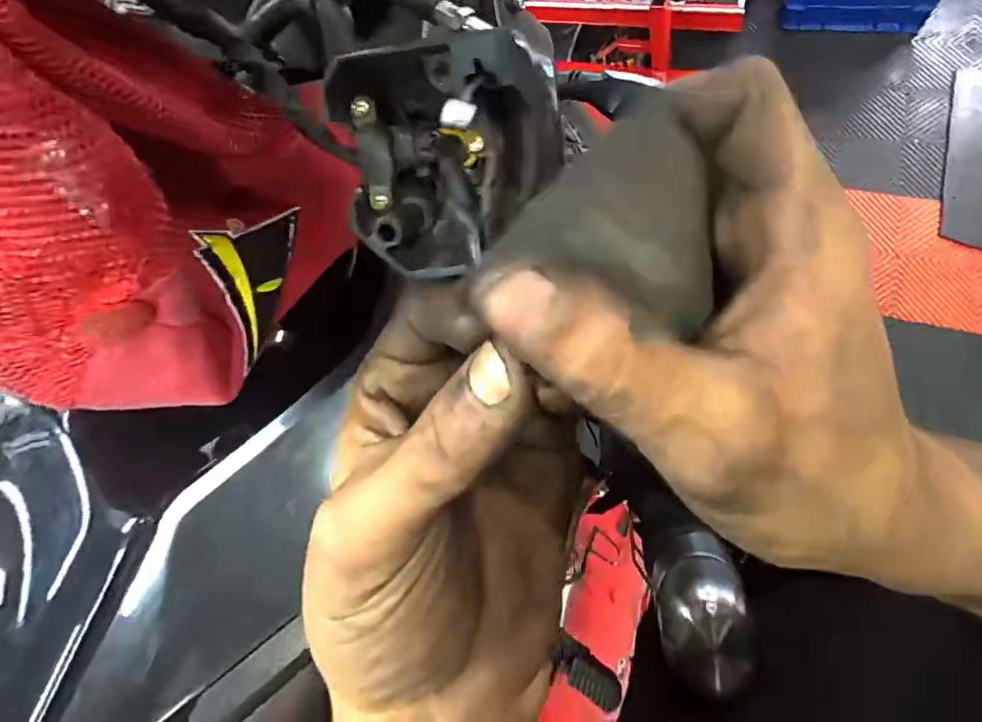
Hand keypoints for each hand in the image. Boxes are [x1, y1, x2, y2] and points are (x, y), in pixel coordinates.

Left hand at [304, 287, 581, 720]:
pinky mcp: (559, 448)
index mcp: (394, 391)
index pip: (427, 316)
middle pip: (492, 327)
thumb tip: (505, 365)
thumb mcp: (373, 532)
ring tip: (595, 341)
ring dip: (563, 349)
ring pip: (539, 357)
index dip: (465, 302)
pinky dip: (591, 386)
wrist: (447, 702)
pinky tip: (607, 377)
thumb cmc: (378, 612)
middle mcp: (454, 389)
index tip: (516, 300)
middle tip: (573, 307)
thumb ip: (436, 449)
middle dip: (526, 317)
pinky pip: (577, 401)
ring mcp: (512, 418)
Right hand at [475, 57, 950, 582]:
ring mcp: (764, 242)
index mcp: (797, 218)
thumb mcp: (700, 426)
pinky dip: (638, 237)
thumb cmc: (807, 471)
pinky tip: (599, 284)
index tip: (611, 158)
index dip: (682, 98)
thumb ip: (607, 359)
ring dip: (628, 199)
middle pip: (706, 131)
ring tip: (566, 250)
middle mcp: (784, 212)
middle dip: (633, 156)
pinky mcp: (745, 274)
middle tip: (564, 220)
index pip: (750, 95)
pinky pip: (684, 223)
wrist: (864, 514)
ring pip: (690, 176)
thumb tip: (505, 289)